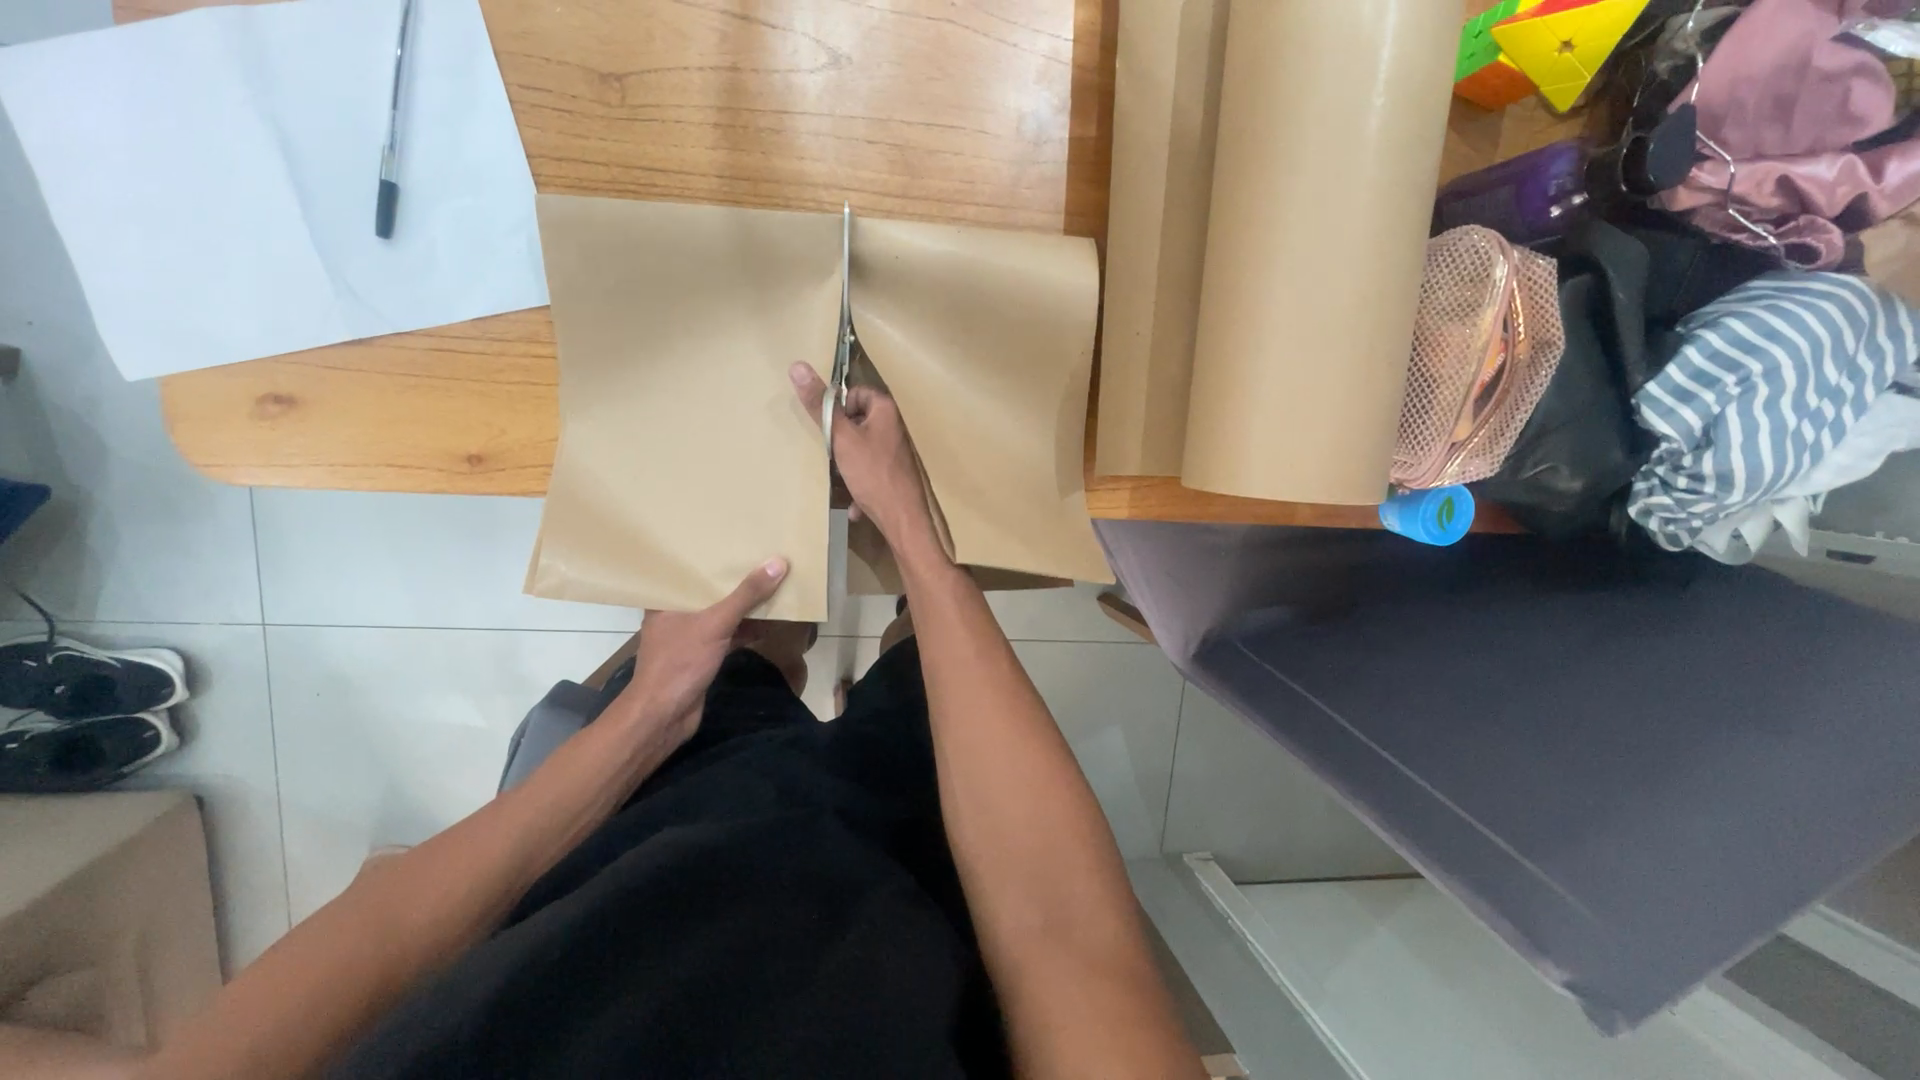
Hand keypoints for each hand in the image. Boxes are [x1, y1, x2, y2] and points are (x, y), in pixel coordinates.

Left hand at [607, 558, 789, 744]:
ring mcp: (689, 636)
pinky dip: (746, 629)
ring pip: (721, 613)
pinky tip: (770, 622)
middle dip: (736, 579)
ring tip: (774, 584)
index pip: (690, 568)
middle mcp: (675, 613)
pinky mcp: (702, 655)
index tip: (738, 537)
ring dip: (745, 605)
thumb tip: (778, 563)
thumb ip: (746, 595)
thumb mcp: (715, 623)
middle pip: (710, 590)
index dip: (713, 553)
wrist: (664, 716)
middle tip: (764, 556)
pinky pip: (728, 634)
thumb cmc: (680, 662)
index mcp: (666, 599)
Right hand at [789, 363, 943, 560]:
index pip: (855, 393)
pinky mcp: (894, 476)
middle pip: (856, 423)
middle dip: (841, 441)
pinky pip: (869, 474)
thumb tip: (797, 365)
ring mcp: (896, 453)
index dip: (838, 409)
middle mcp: (894, 428)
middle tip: (833, 455)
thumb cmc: (872, 473)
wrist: (902, 519)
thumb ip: (819, 405)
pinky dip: (860, 487)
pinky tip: (855, 503)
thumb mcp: (841, 437)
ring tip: (842, 479)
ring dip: (847, 467)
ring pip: (861, 450)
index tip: (830, 428)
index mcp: (886, 411)